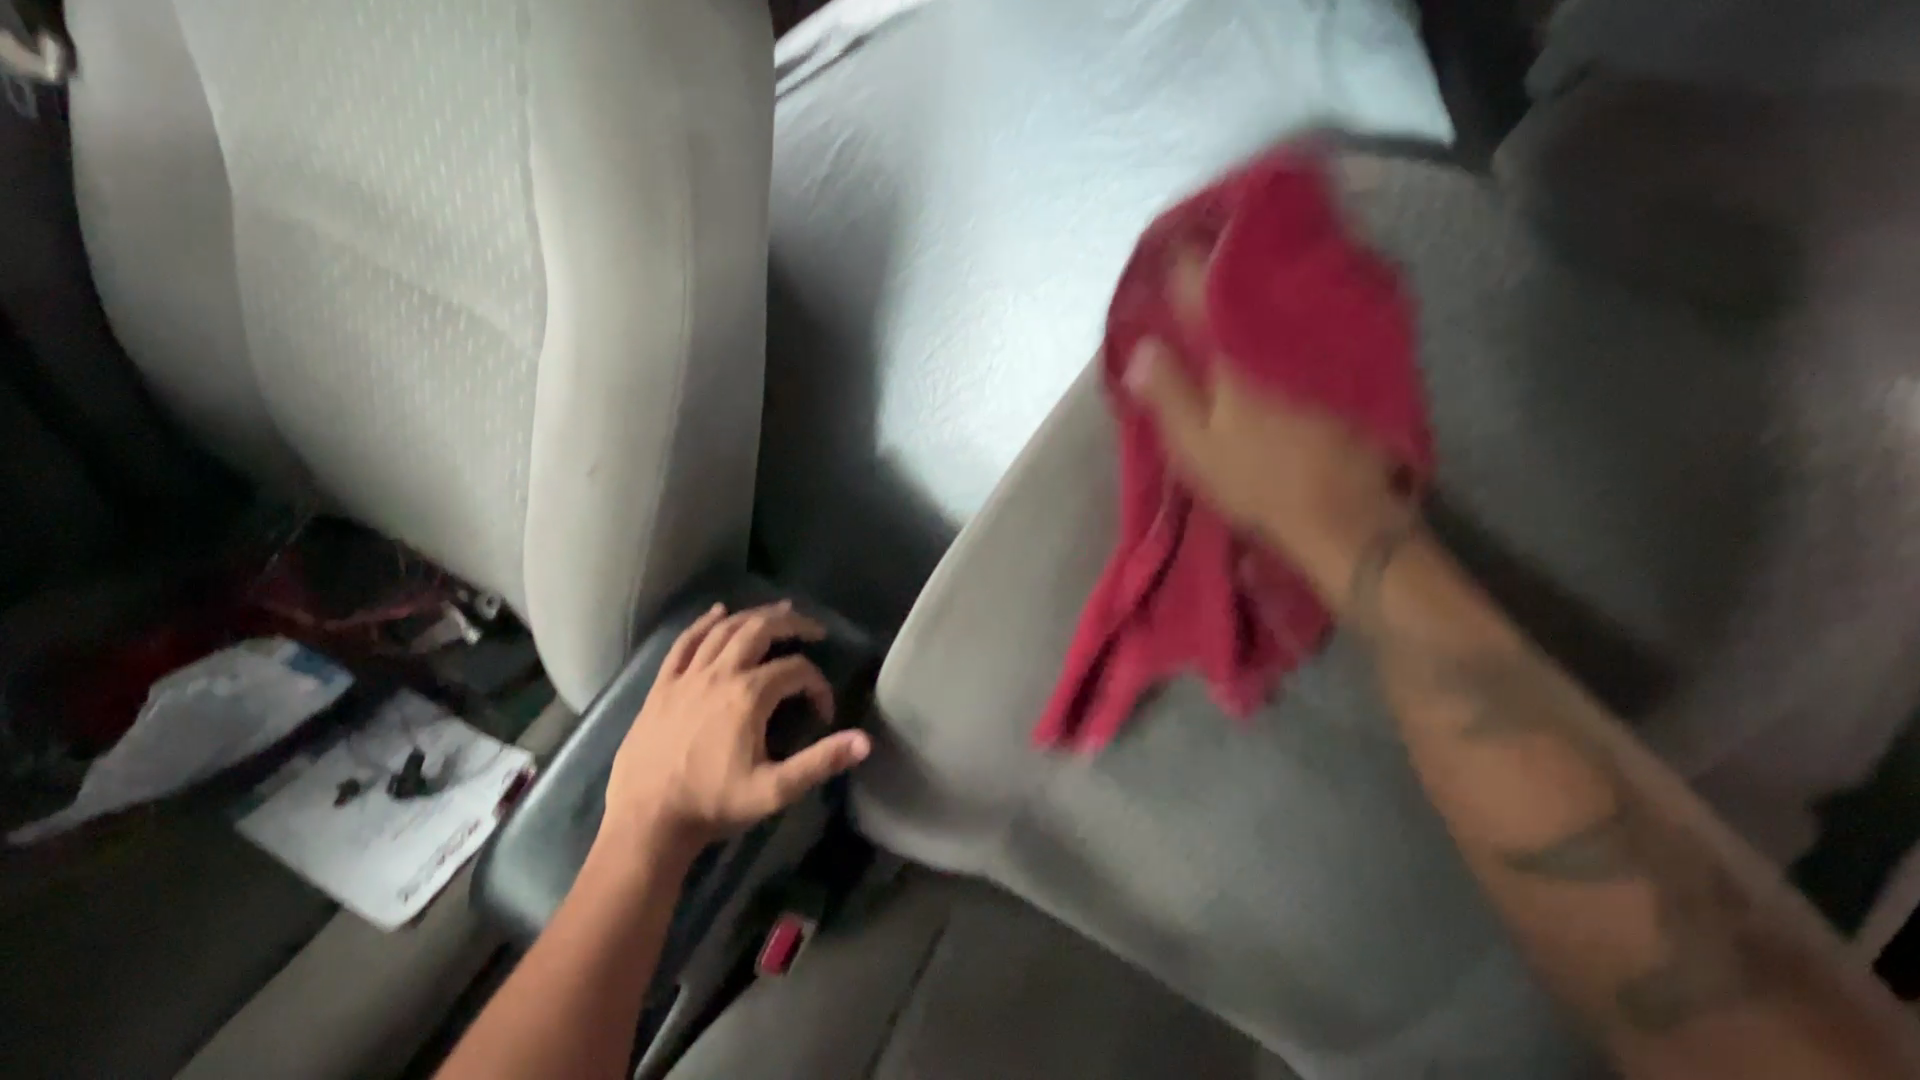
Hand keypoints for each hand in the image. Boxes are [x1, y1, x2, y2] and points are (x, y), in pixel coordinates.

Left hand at [600, 602, 870, 857]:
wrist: (646, 820)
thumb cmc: (713, 804)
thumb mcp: (775, 790)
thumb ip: (821, 761)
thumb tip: (865, 742)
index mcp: (749, 696)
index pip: (797, 671)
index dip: (818, 685)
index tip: (823, 712)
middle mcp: (719, 674)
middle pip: (760, 629)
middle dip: (792, 623)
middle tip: (813, 629)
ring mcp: (687, 676)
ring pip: (724, 629)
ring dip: (753, 615)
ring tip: (777, 612)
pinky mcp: (662, 685)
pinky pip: (684, 642)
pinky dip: (704, 623)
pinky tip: (717, 612)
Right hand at [1122, 245, 1411, 583]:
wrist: (1344, 513)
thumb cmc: (1260, 483)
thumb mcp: (1196, 447)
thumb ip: (1167, 392)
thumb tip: (1141, 346)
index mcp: (1232, 351)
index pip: (1196, 282)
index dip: (1177, 257)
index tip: (1162, 245)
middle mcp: (1278, 330)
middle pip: (1244, 270)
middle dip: (1219, 250)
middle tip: (1196, 238)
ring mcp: (1317, 340)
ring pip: (1281, 282)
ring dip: (1256, 264)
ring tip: (1233, 253)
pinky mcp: (1347, 355)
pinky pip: (1312, 305)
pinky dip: (1291, 291)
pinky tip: (1279, 293)